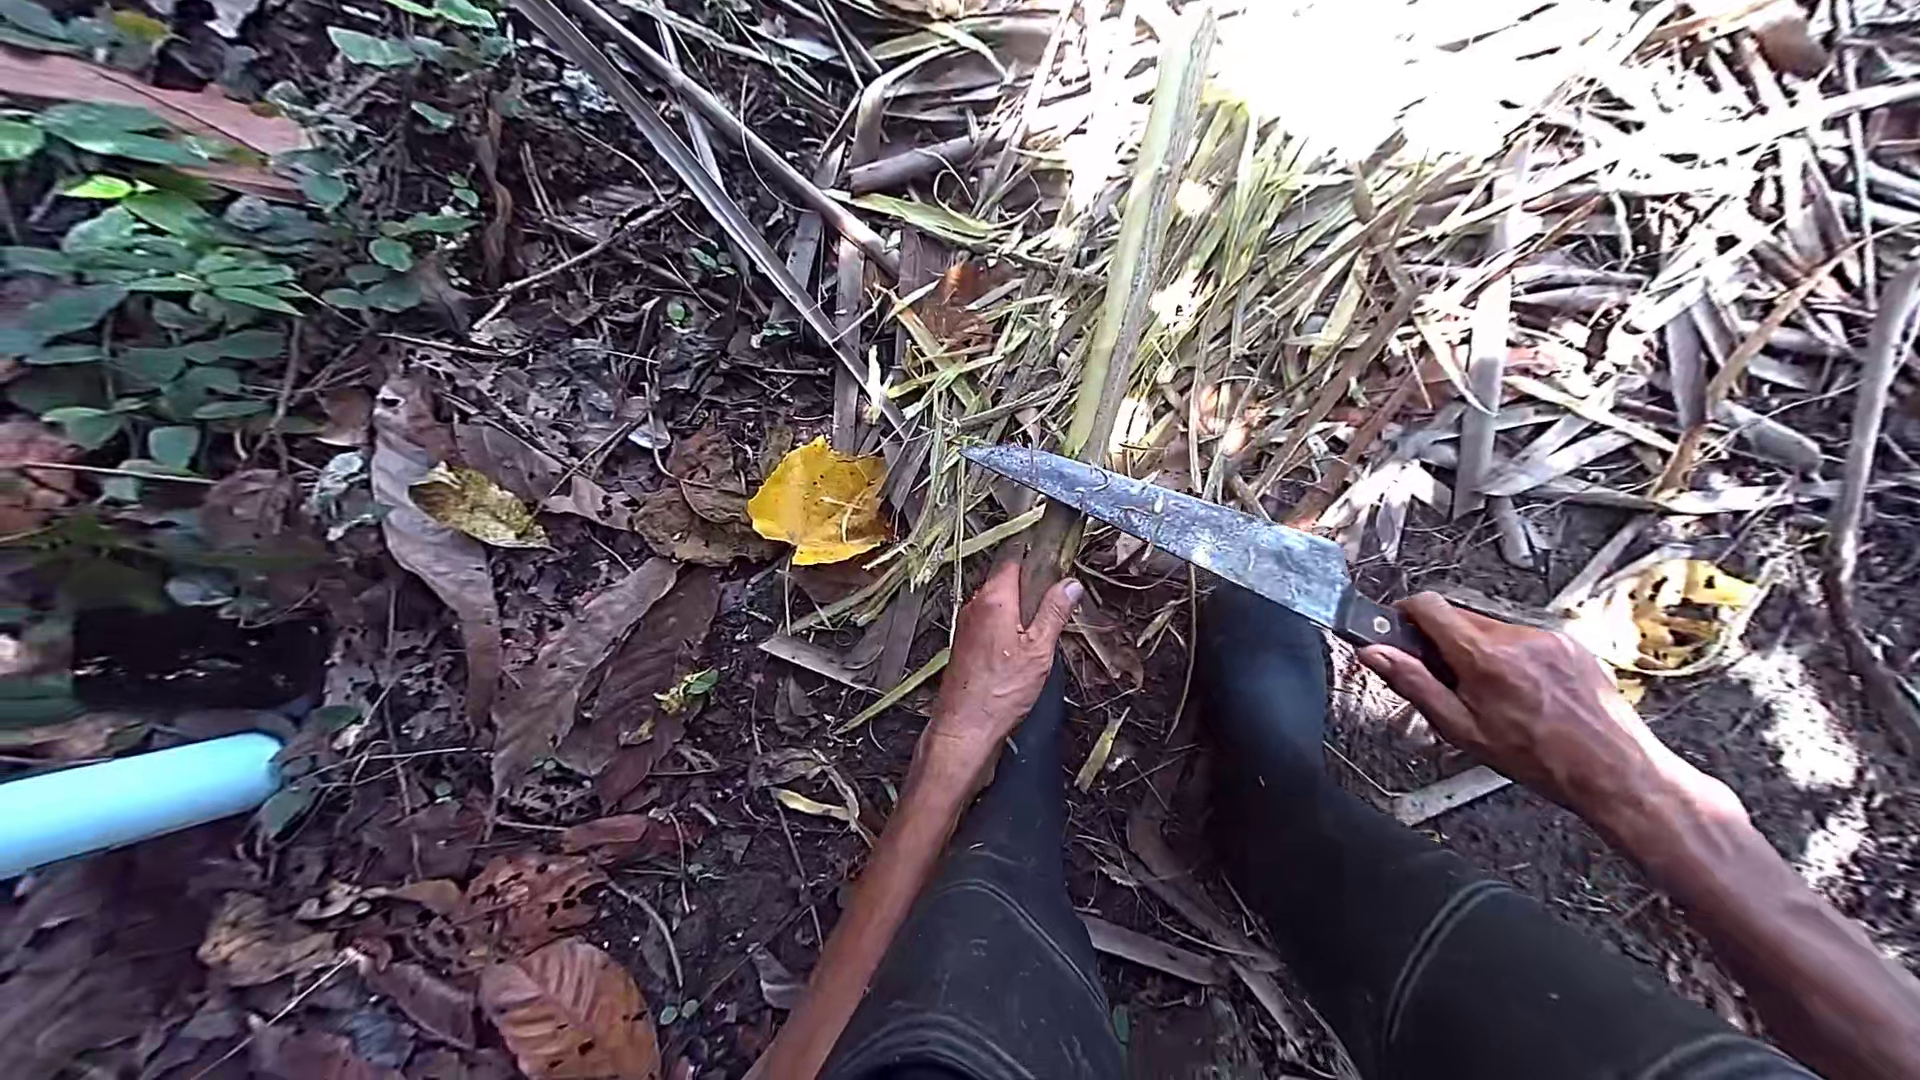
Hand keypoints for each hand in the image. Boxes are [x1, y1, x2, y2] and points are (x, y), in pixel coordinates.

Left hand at [922, 562, 1081, 784]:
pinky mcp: (965, 641)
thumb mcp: (1040, 649)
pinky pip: (989, 621)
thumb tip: (1069, 585)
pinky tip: (1018, 650)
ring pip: (998, 602)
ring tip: (1038, 635)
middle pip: (1006, 579)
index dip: (1034, 556)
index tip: (1053, 561)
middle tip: (1053, 606)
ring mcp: (967, 623)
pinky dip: (1006, 627)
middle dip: (1030, 588)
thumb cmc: (999, 691)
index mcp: (994, 598)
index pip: (1013, 557)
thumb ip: (1054, 612)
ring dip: (1019, 610)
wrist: (966, 726)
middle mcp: (975, 605)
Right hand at [1357, 593, 1728, 819]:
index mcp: (1483, 656)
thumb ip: (1411, 682)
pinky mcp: (1570, 644)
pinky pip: (1521, 636)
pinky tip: (1520, 689)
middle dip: (1440, 640)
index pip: (1428, 605)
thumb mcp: (1459, 727)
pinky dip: (1509, 654)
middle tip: (1446, 677)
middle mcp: (1517, 638)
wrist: (1617, 774)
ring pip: (1488, 627)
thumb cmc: (1540, 758)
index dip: (1405, 614)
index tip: (1400, 632)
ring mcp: (1548, 638)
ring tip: (1489, 690)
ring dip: (1475, 648)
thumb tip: (1374, 653)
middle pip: (1456, 615)